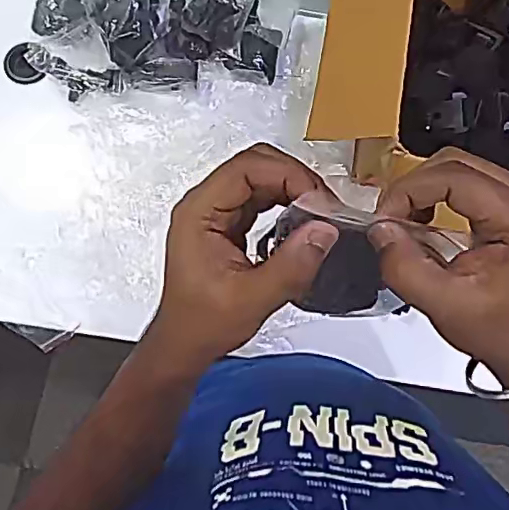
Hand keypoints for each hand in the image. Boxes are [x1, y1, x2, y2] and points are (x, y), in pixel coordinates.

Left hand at [143, 144, 339, 366]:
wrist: (185, 344)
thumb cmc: (201, 324)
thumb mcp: (251, 299)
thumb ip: (290, 266)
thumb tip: (323, 232)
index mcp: (199, 213)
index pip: (247, 169)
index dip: (287, 175)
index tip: (316, 199)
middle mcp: (206, 206)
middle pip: (256, 165)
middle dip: (295, 178)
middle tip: (323, 203)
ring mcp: (218, 214)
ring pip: (262, 179)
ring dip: (294, 189)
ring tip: (319, 212)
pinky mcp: (231, 225)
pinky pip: (264, 199)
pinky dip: (289, 203)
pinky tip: (304, 222)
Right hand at [370, 148, 508, 386]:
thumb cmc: (504, 333)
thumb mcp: (444, 306)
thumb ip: (405, 267)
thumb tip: (382, 230)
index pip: (455, 177)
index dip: (410, 191)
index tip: (386, 217)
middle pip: (457, 165)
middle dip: (415, 188)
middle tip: (391, 220)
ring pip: (461, 169)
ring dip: (426, 192)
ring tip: (407, 225)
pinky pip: (470, 184)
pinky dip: (440, 197)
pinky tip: (427, 224)